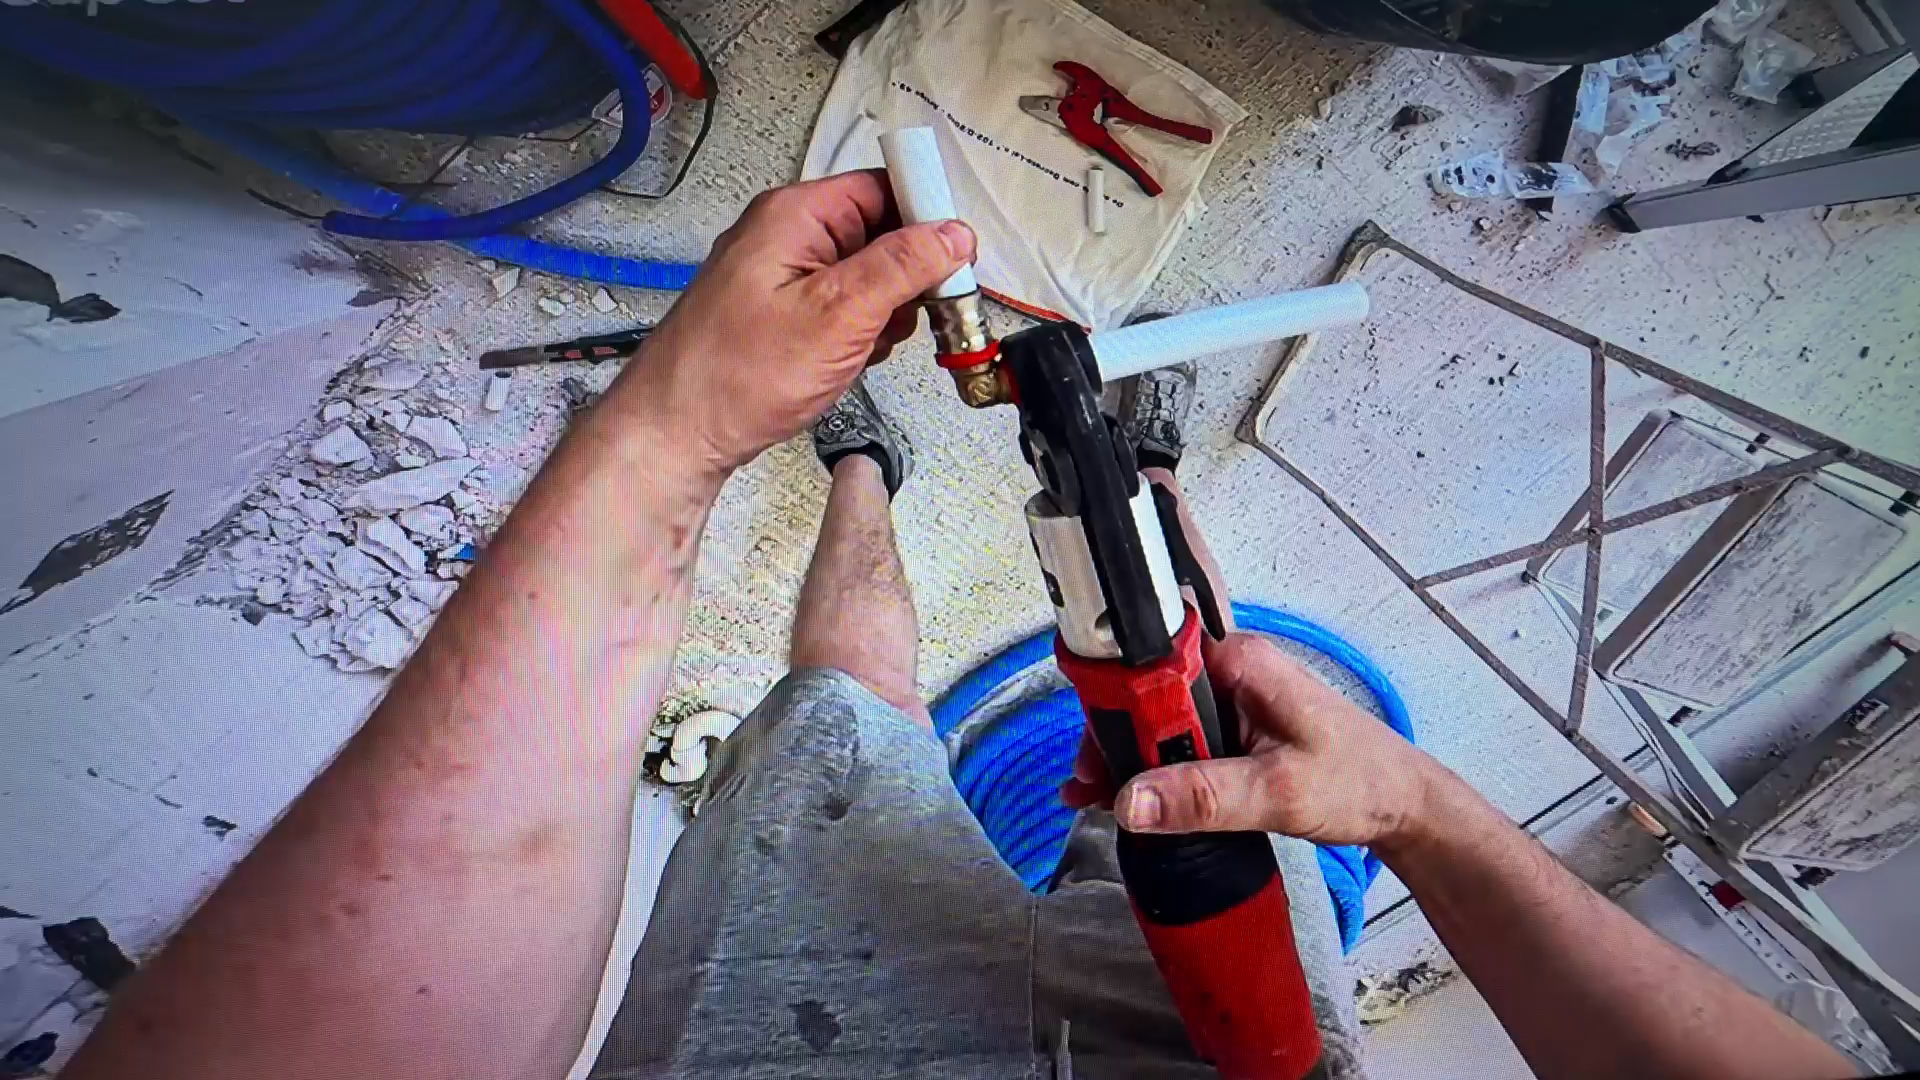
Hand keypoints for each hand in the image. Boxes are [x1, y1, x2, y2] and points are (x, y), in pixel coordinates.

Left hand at [622, 170, 974, 471]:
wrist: (682, 431)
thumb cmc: (737, 374)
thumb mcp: (838, 314)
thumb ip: (901, 267)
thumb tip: (952, 234)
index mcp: (797, 217)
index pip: (883, 188)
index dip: (927, 220)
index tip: (955, 262)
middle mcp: (791, 239)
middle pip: (879, 235)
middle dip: (907, 280)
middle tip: (908, 319)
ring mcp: (788, 280)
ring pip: (867, 280)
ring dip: (884, 316)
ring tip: (865, 348)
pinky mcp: (789, 316)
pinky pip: (845, 312)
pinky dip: (860, 337)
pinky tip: (847, 361)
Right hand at [1063, 632, 1444, 850]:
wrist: (1404, 807)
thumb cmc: (1359, 784)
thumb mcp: (1279, 793)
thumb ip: (1203, 796)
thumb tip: (1131, 801)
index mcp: (1240, 661)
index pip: (1156, 667)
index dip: (1118, 705)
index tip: (1096, 750)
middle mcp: (1229, 671)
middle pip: (1149, 694)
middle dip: (1115, 738)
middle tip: (1089, 781)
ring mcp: (1230, 699)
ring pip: (1160, 721)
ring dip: (1129, 757)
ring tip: (1095, 793)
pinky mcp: (1231, 728)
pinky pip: (1179, 740)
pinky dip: (1153, 766)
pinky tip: (1130, 795)